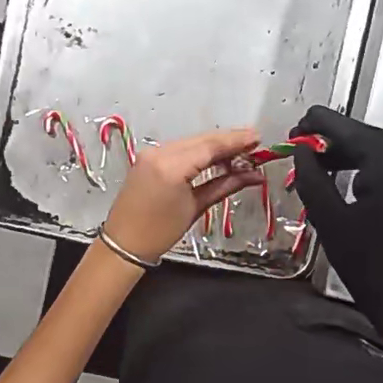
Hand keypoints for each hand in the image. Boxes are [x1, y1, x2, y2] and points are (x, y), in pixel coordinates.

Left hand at [102, 128, 261, 260]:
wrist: (124, 243)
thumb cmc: (160, 232)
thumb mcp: (195, 207)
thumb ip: (225, 185)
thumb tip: (254, 175)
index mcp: (171, 167)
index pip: (210, 146)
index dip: (236, 141)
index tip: (258, 139)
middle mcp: (160, 153)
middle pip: (201, 140)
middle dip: (228, 141)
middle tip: (254, 144)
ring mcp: (151, 154)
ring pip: (191, 142)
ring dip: (215, 146)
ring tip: (240, 151)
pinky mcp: (148, 158)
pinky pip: (179, 149)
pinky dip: (199, 151)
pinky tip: (216, 157)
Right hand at [290, 106, 382, 342]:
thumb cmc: (358, 262)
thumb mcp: (327, 220)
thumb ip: (312, 180)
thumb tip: (302, 150)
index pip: (362, 139)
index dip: (331, 125)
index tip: (304, 121)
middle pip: (373, 141)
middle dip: (337, 134)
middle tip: (304, 136)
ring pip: (379, 153)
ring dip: (347, 149)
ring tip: (316, 156)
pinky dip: (360, 163)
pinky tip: (338, 170)